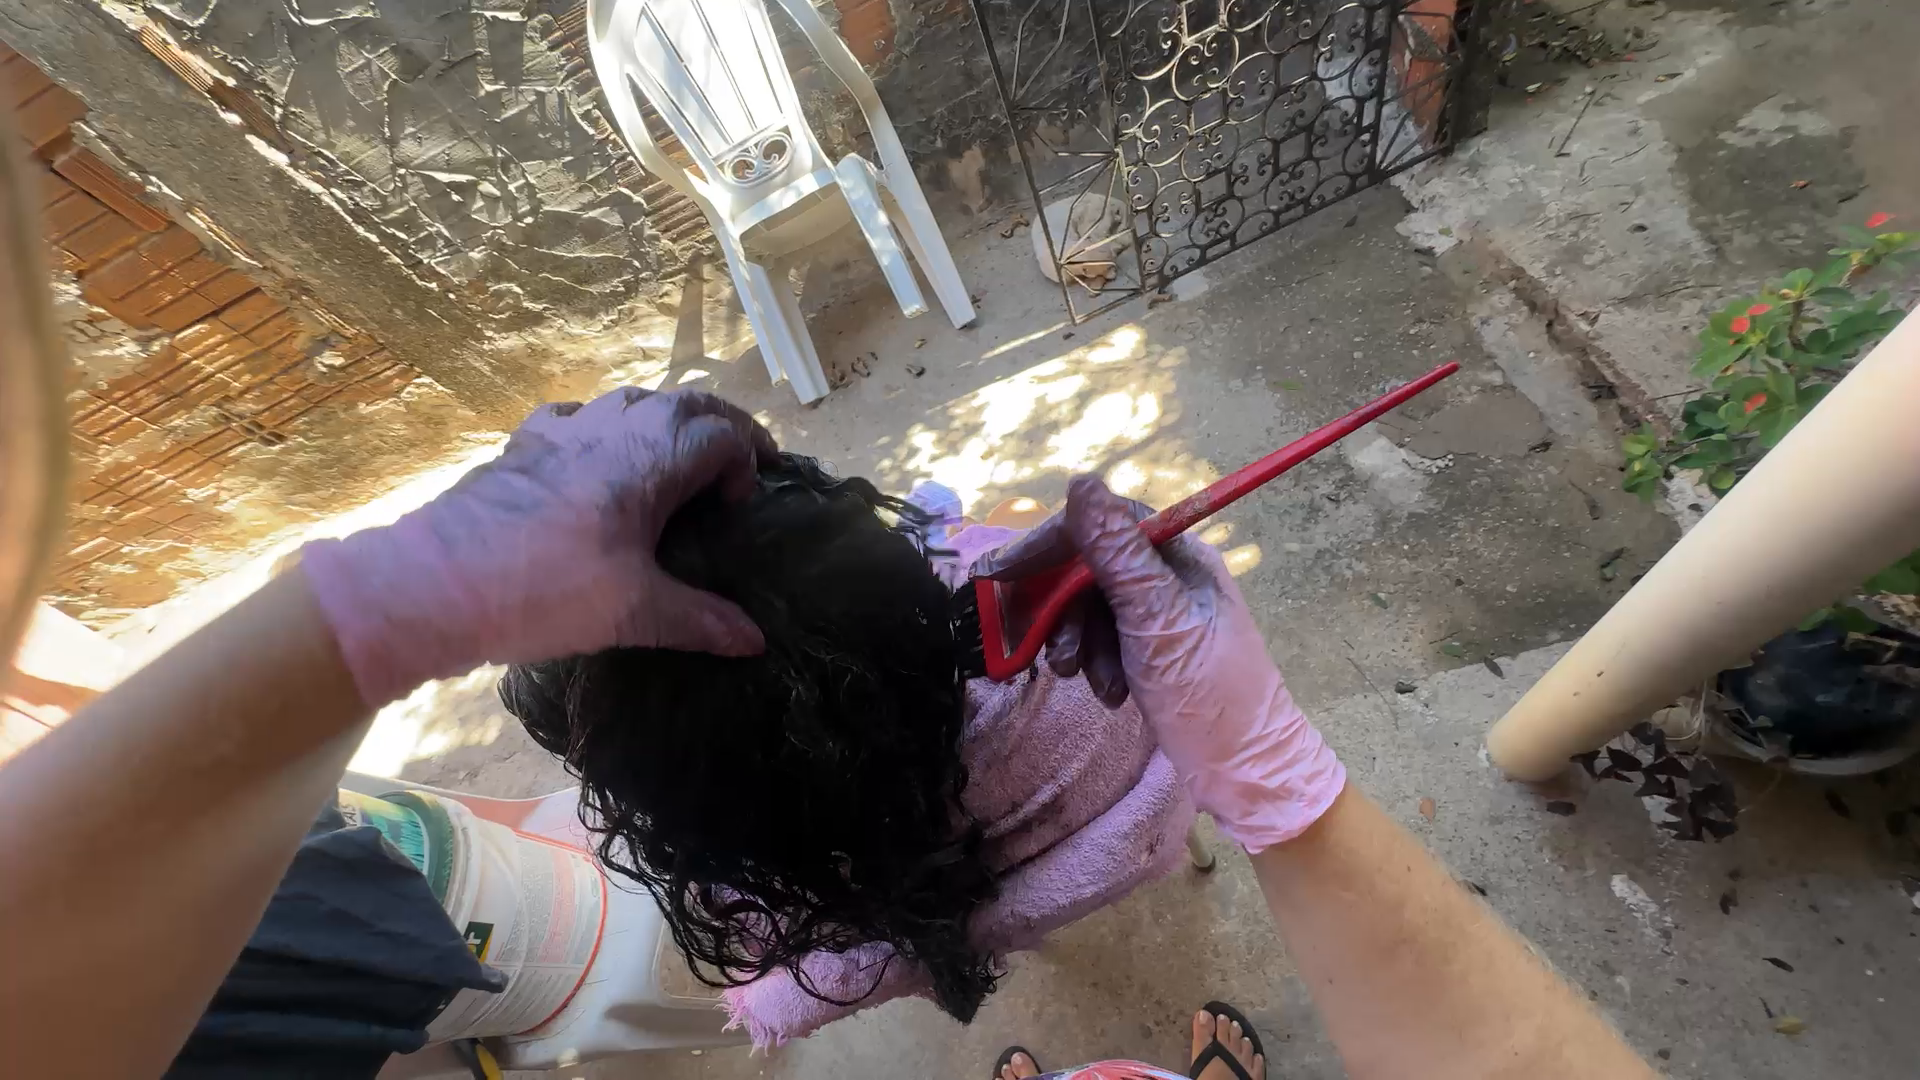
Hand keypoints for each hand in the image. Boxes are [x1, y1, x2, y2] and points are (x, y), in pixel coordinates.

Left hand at [301, 387, 775, 707]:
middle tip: (741, 459)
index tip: (743, 503)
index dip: (749, 459)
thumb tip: (756, 642)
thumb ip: (701, 621)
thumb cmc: (544, 591)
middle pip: (687, 402)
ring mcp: (565, 430)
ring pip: (636, 397)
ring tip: (682, 456)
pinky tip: (604, 452)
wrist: (430, 585)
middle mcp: (614, 430)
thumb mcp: (634, 613)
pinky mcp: (526, 442)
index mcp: (649, 461)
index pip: (722, 435)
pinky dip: (611, 424)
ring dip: (672, 418)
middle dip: (724, 424)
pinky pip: (582, 414)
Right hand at [975, 476, 1344, 850]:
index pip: (1097, 524)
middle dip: (1058, 608)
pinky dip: (1093, 663)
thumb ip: (1115, 553)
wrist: (1246, 773)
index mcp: (1176, 552)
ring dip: (1076, 642)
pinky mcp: (1146, 645)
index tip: (995, 573)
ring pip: (1085, 606)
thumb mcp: (1156, 619)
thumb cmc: (1209, 693)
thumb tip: (1080, 481)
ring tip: (1081, 677)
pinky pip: (1098, 638)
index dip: (1044, 544)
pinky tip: (1110, 692)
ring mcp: (1154, 610)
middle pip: (1085, 567)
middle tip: (1030, 643)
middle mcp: (1163, 573)